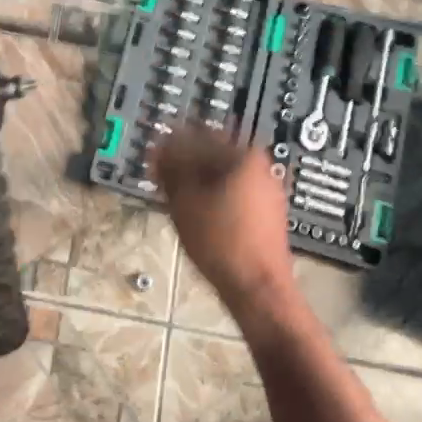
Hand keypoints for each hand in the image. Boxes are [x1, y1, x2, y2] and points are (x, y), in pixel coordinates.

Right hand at [152, 127, 294, 316]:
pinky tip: (194, 211)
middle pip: (214, 152)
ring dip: (197, 180)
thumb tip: (159, 149)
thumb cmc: (221, 242)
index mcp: (245, 155)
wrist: (257, 288)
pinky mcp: (267, 213)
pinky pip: (233, 192)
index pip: (199, 134)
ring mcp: (269, 191)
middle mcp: (263, 167)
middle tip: (159, 172)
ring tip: (173, 193)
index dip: (171, 142)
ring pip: (223, 174)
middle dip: (184, 161)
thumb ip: (170, 169)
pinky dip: (212, 196)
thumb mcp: (184, 201)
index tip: (153, 152)